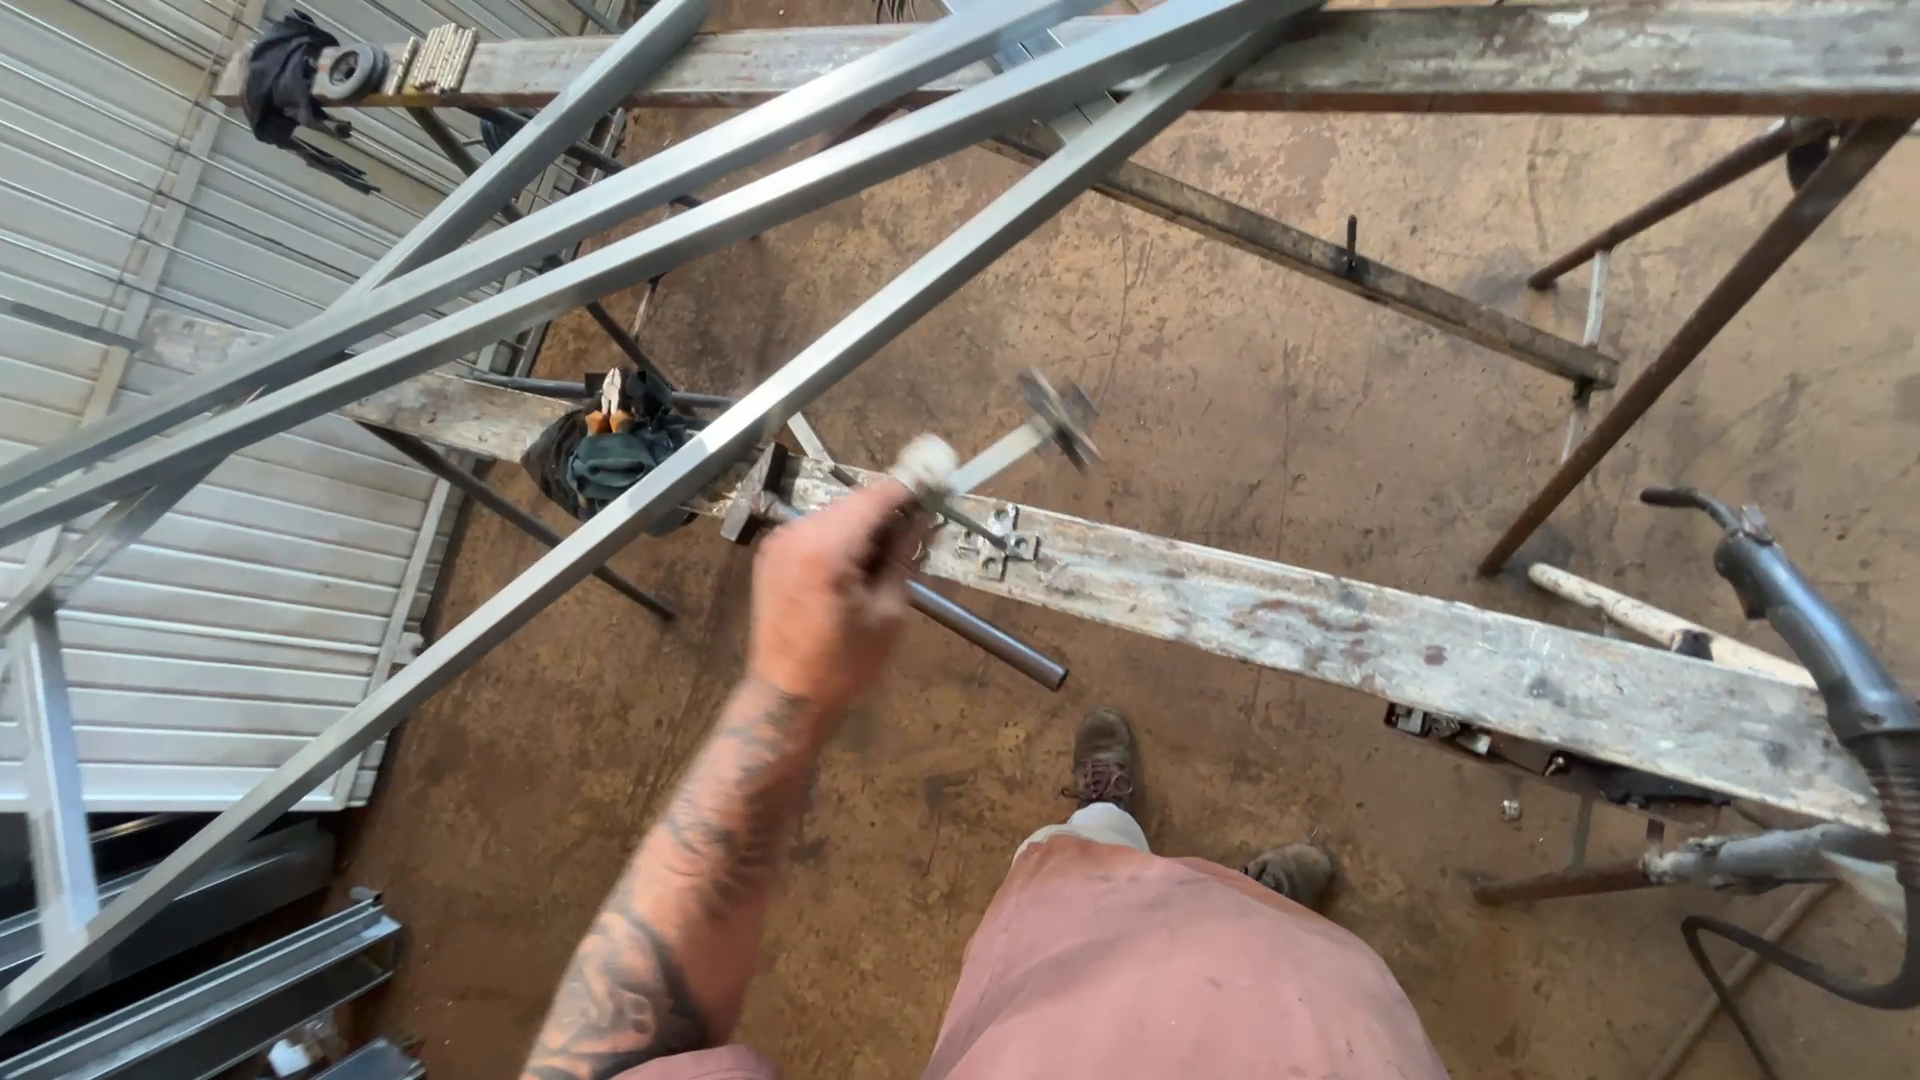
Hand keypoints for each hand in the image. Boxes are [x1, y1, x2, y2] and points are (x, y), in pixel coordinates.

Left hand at [745, 479, 919, 728]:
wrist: (786, 699)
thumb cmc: (844, 665)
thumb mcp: (888, 612)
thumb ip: (902, 556)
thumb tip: (920, 520)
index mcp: (827, 549)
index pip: (877, 496)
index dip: (910, 489)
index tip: (936, 487)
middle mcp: (797, 534)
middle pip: (855, 502)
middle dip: (888, 511)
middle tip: (917, 531)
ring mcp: (779, 542)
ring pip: (836, 514)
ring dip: (864, 526)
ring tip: (885, 558)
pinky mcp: (772, 555)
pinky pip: (815, 531)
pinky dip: (841, 538)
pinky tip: (855, 566)